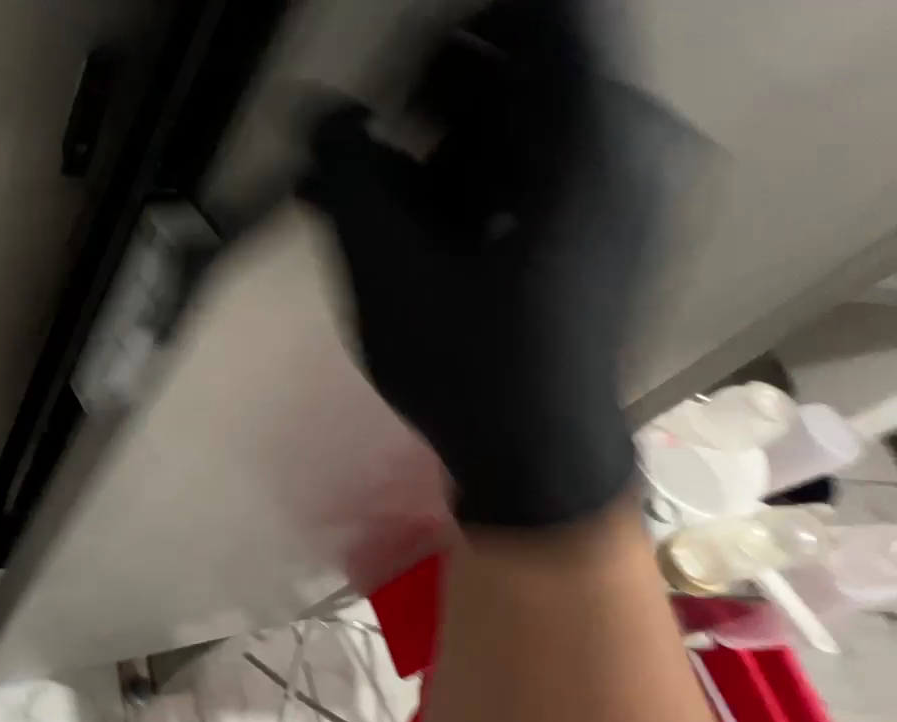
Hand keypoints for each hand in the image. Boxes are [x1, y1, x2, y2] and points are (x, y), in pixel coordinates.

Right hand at [299, 0, 700, 526]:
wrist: (537, 453)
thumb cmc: (463, 367)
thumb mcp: (388, 274)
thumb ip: (349, 185)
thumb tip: (320, 120)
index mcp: (585, 144)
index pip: (541, 21)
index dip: (456, 32)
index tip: (390, 71)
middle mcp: (625, 148)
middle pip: (535, 72)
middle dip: (443, 94)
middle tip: (374, 132)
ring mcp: (625, 190)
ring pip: (535, 123)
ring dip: (452, 140)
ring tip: (383, 187)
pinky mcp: (609, 227)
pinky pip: (544, 168)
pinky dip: (480, 176)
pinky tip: (424, 221)